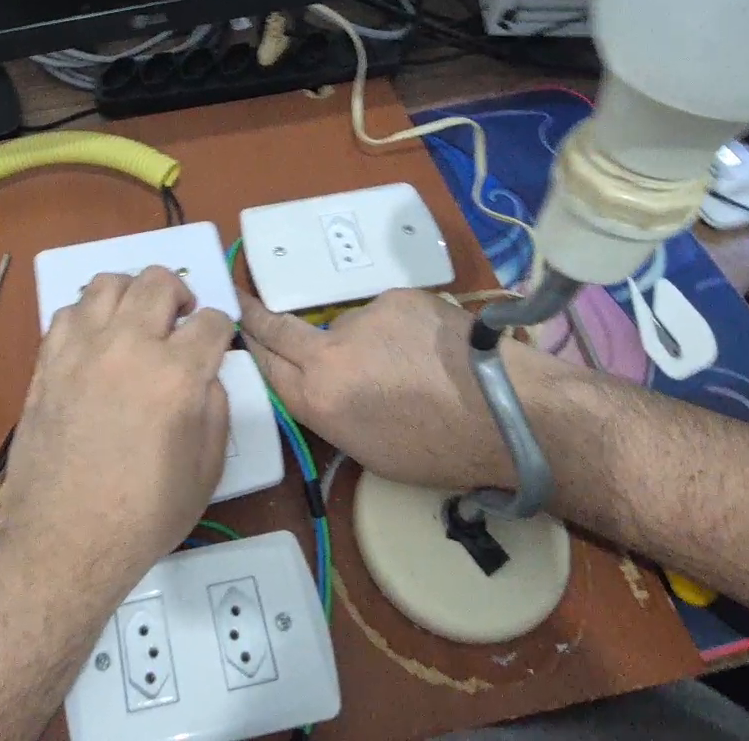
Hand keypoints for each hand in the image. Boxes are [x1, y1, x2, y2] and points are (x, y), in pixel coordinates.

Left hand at [0, 266, 231, 578]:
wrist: (66, 540)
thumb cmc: (144, 515)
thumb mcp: (206, 470)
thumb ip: (215, 409)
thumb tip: (204, 375)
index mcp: (176, 374)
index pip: (212, 321)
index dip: (222, 329)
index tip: (216, 343)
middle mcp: (129, 346)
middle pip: (158, 281)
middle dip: (180, 294)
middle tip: (178, 322)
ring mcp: (82, 349)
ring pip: (108, 282)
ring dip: (131, 294)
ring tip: (135, 320)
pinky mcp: (48, 361)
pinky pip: (69, 311)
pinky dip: (89, 315)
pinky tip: (96, 341)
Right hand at [240, 288, 518, 489]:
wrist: (508, 416)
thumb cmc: (437, 452)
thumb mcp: (365, 449)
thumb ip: (329, 408)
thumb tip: (324, 383)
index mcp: (317, 397)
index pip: (266, 362)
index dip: (252, 347)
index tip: (240, 332)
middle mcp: (329, 351)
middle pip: (278, 326)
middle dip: (256, 314)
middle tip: (241, 300)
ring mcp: (363, 316)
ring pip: (347, 324)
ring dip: (362, 340)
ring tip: (405, 363)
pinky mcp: (397, 296)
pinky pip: (385, 312)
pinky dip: (398, 328)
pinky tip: (427, 348)